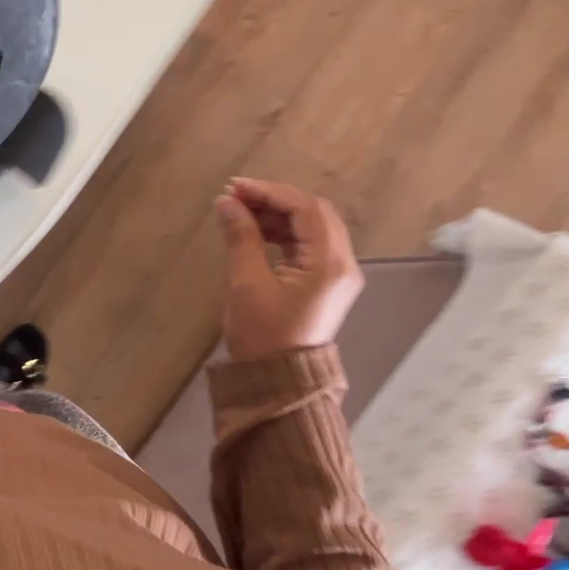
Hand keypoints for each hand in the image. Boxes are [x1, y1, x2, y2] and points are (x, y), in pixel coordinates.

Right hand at [214, 178, 363, 359]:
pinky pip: (307, 245)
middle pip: (314, 214)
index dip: (270, 192)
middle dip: (274, 200)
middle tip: (234, 196)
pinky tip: (254, 232)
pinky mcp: (324, 283)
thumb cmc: (263, 334)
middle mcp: (342, 264)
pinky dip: (282, 233)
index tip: (233, 188)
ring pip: (311, 228)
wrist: (279, 381)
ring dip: (276, 215)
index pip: (307, 209)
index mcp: (330, 263)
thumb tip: (226, 202)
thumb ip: (241, 237)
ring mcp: (336, 274)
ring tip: (238, 212)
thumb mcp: (246, 283)